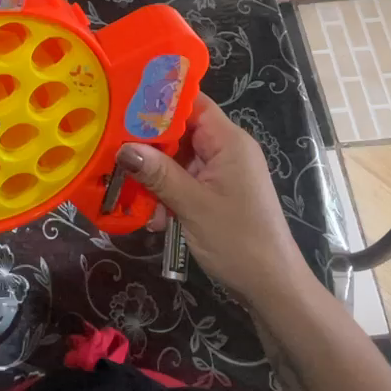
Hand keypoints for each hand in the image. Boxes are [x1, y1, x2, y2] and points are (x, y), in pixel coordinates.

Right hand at [118, 93, 310, 307]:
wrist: (273, 289)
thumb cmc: (238, 240)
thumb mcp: (193, 205)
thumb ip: (158, 173)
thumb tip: (123, 148)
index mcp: (229, 140)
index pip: (192, 103)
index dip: (159, 101)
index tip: (124, 106)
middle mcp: (227, 149)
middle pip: (181, 132)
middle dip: (151, 147)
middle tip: (116, 156)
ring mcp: (224, 172)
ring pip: (180, 160)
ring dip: (157, 178)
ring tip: (133, 197)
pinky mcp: (219, 194)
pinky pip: (187, 181)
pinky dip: (169, 195)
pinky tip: (155, 219)